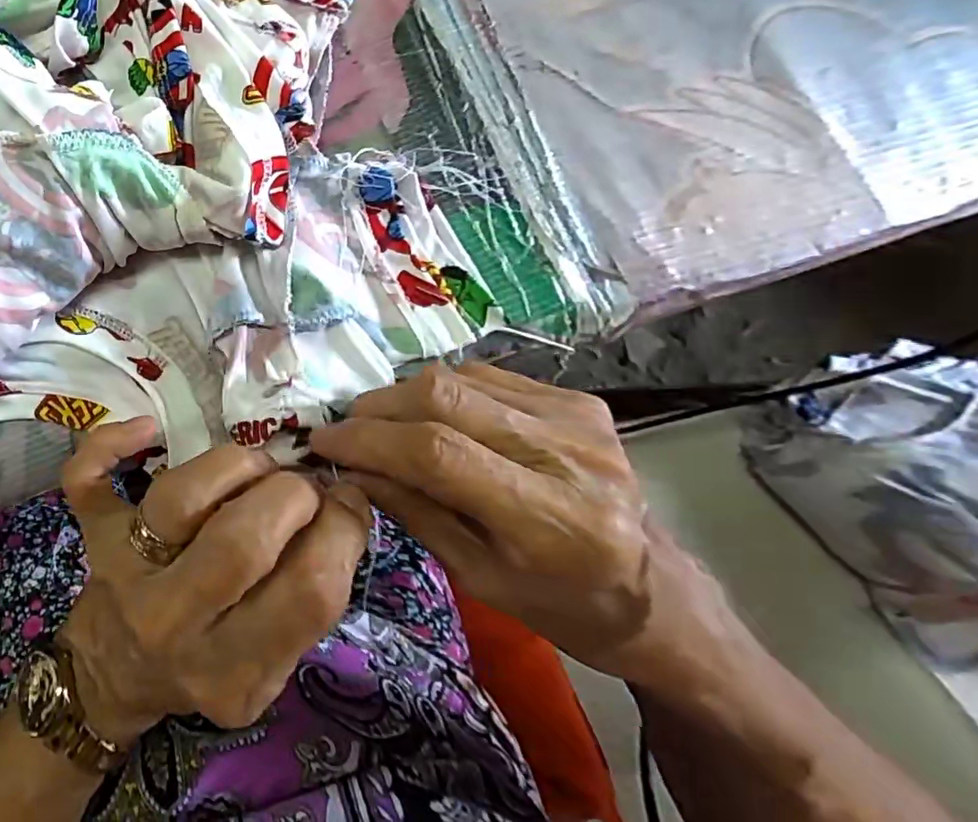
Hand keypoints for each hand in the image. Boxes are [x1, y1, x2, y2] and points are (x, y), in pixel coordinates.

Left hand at [56, 417, 371, 744]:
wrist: (115, 672)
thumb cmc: (201, 666)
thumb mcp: (264, 671)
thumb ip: (304, 605)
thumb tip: (340, 507)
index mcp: (232, 670)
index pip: (307, 595)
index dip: (340, 533)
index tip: (345, 501)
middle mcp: (172, 621)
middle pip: (240, 541)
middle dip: (290, 496)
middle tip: (301, 485)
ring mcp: (123, 572)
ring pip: (178, 498)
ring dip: (232, 465)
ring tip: (256, 464)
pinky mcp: (89, 537)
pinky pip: (87, 479)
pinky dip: (109, 443)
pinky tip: (148, 429)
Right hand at [308, 362, 724, 685]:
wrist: (655, 592)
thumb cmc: (560, 603)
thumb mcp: (475, 576)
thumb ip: (411, 512)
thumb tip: (349, 466)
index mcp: (552, 521)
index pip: (438, 453)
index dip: (368, 440)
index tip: (322, 442)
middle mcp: (571, 457)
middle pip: (443, 399)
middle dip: (376, 409)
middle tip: (344, 429)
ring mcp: (579, 419)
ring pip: (456, 378)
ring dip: (400, 397)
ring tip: (380, 424)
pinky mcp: (578, 400)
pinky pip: (481, 376)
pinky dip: (438, 391)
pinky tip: (428, 417)